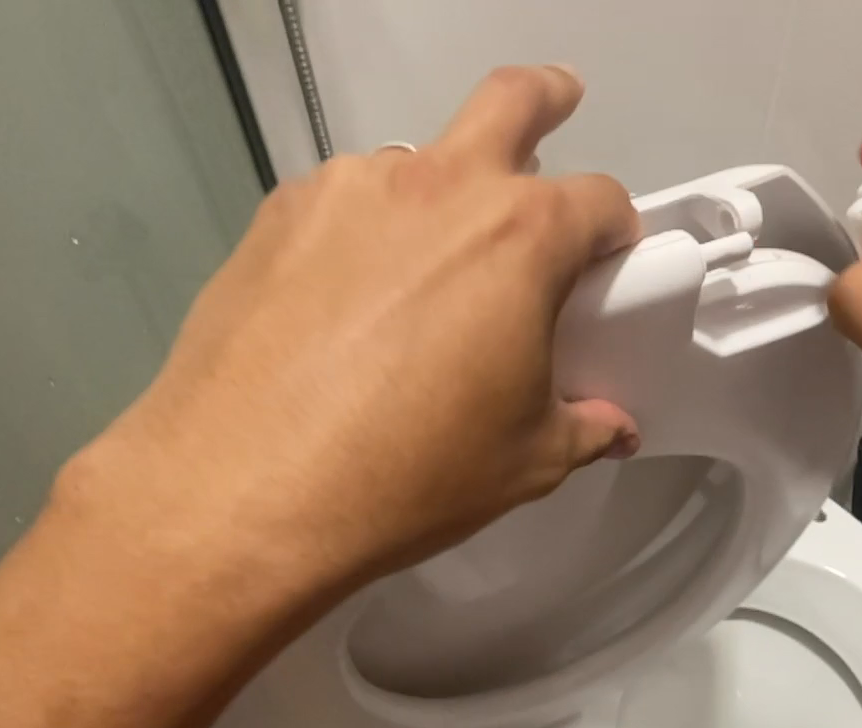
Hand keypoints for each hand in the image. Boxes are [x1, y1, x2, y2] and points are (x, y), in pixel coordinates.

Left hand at [59, 65, 641, 616]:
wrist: (246, 494)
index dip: (616, 232)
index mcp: (518, 239)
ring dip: (448, 193)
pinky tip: (358, 302)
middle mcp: (437, 189)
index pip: (598, 201)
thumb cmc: (414, 475)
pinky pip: (350, 202)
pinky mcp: (277, 215)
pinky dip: (376, 230)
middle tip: (560, 111)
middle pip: (510, 102)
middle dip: (549, 98)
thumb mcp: (528, 461)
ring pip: (421, 163)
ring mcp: (348, 191)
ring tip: (436, 274)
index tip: (610, 265)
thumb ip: (585, 429)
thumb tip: (615, 428)